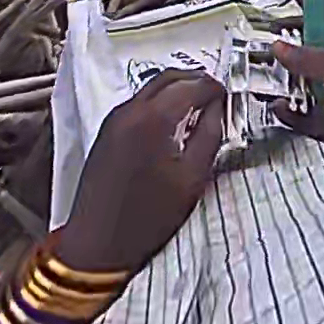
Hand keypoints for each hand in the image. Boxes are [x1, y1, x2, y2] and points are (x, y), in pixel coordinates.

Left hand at [55, 69, 224, 272]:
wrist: (97, 244)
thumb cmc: (148, 217)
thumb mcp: (192, 179)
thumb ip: (209, 135)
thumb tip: (217, 108)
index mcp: (153, 118)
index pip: (190, 86)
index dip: (212, 87)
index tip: (226, 94)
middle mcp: (131, 109)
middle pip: (168, 78)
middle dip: (194, 79)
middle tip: (214, 92)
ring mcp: (116, 117)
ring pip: (152, 87)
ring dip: (176, 88)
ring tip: (197, 104)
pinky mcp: (108, 128)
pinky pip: (139, 101)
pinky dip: (160, 100)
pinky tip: (172, 119)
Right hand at [271, 40, 323, 150]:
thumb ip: (307, 57)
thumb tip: (278, 45)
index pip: (315, 35)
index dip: (298, 35)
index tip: (279, 37)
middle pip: (301, 64)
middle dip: (287, 67)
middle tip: (274, 66)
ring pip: (296, 89)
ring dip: (286, 91)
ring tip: (278, 89)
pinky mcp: (319, 121)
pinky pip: (296, 114)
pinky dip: (288, 112)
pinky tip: (282, 108)